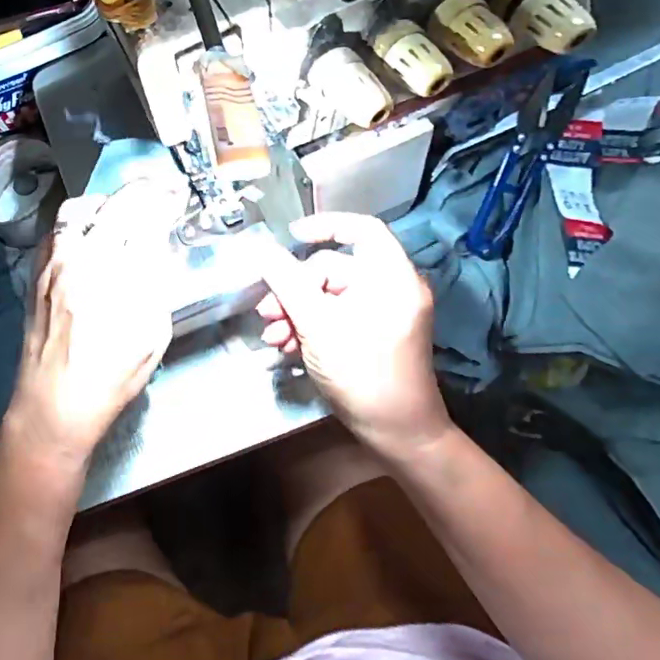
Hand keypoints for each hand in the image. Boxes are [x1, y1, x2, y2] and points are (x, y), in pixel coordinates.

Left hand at [6, 179, 184, 464]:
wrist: (53, 405)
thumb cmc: (110, 378)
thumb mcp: (152, 334)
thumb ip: (157, 283)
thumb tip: (158, 248)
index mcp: (114, 277)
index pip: (144, 218)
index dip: (165, 201)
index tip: (176, 196)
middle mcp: (79, 261)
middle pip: (111, 206)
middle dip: (140, 194)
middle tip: (157, 194)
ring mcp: (51, 264)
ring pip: (77, 210)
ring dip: (106, 201)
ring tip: (123, 208)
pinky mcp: (34, 273)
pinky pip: (54, 230)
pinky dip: (77, 220)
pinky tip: (89, 230)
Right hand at [257, 213, 451, 458]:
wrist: (398, 433)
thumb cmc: (363, 372)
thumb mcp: (317, 324)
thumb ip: (287, 282)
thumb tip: (261, 250)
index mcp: (391, 276)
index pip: (362, 229)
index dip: (325, 226)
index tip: (290, 237)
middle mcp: (391, 288)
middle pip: (334, 269)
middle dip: (293, 290)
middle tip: (266, 312)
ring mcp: (384, 313)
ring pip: (329, 296)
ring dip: (295, 313)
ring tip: (274, 337)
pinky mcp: (374, 335)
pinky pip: (337, 317)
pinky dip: (311, 327)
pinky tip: (287, 347)